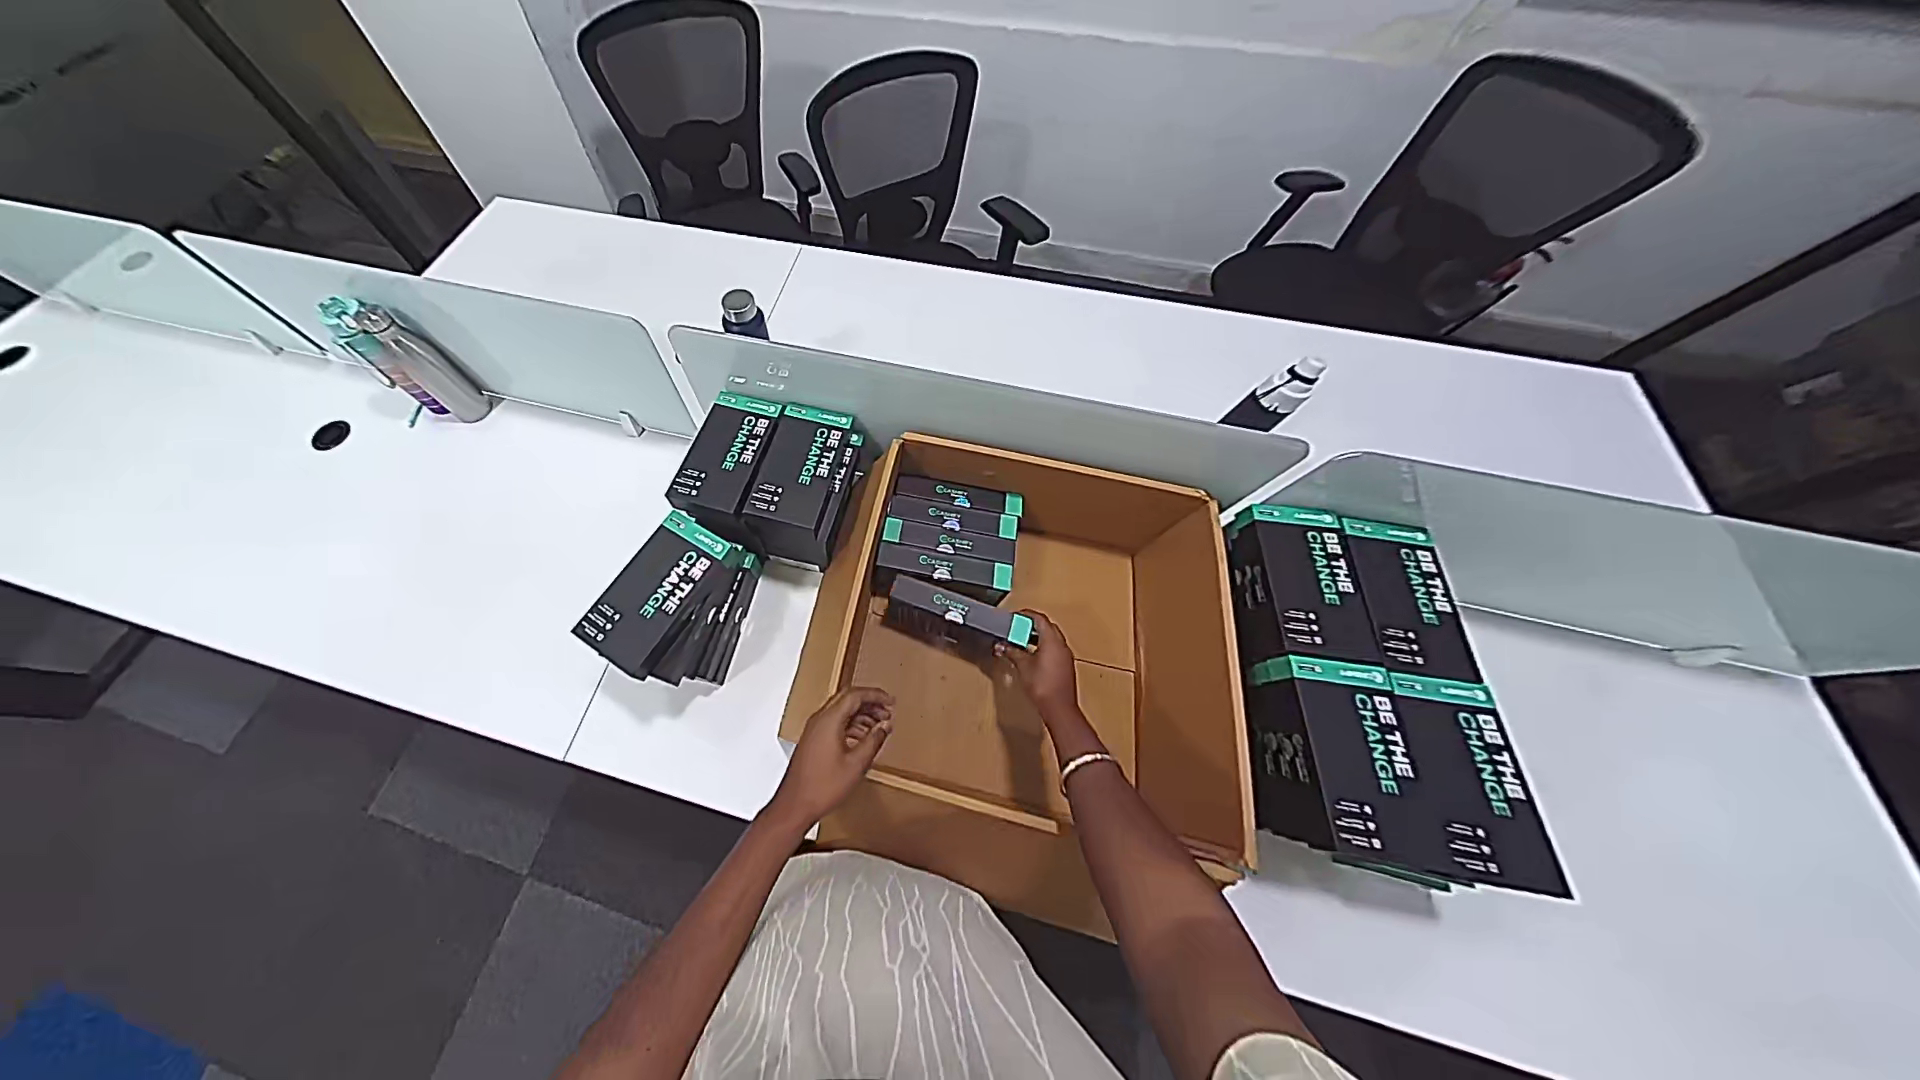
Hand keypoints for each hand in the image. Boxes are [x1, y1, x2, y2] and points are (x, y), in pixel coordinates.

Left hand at [766, 687, 893, 829]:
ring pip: (842, 711)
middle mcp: (819, 721)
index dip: (876, 695)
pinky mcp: (813, 740)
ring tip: (879, 725)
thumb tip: (884, 726)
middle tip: (887, 710)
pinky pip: (835, 723)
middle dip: (870, 702)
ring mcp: (815, 730)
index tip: (890, 701)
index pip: (855, 695)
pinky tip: (864, 737)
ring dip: (862, 714)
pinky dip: (852, 724)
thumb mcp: (856, 764)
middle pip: (848, 699)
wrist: (795, 806)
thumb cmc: (820, 788)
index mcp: (829, 721)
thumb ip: (874, 740)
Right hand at [996, 611, 1077, 716]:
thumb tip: (1001, 645)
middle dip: (1032, 625)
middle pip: (1048, 627)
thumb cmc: (1042, 685)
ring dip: (1038, 636)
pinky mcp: (1066, 666)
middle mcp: (1062, 645)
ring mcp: (1066, 656)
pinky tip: (1032, 655)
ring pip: (1052, 638)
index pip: (1040, 619)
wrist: (1059, 707)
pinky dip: (1044, 646)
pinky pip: (1055, 649)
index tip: (1015, 617)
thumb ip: (1012, 652)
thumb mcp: (1023, 666)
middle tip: (1017, 628)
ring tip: (1022, 641)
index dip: (1027, 615)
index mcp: (1052, 640)